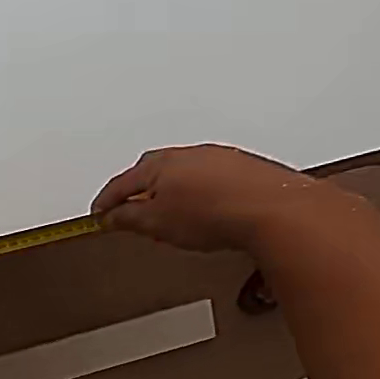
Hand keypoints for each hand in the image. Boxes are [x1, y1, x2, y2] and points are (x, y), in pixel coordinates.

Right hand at [91, 143, 342, 251]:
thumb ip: (125, 218)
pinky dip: (200, 192)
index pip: (120, 183)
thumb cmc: (216, 214)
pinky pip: (212, 178)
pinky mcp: (250, 169)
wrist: (279, 214)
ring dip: (171, 191)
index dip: (105, 202)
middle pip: (151, 172)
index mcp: (160, 163)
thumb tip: (114, 216)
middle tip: (131, 211)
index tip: (99, 215)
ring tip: (170, 215)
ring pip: (184, 173)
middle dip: (138, 191)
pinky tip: (203, 211)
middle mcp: (191, 154)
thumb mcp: (152, 224)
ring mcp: (223, 158)